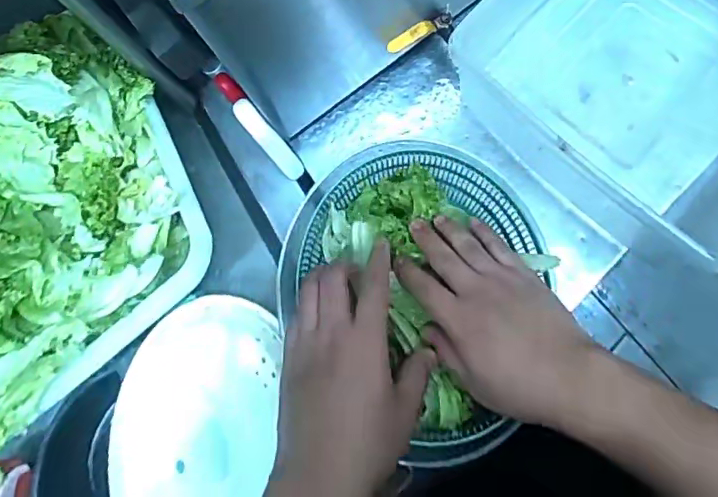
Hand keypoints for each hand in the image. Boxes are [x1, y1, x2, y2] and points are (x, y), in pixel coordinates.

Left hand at [267, 238, 435, 496]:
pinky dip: (308, 301)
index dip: (378, 260)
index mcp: (364, 340)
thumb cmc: (368, 443)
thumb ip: (417, 375)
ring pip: (309, 288)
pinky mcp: (289, 354)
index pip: (372, 286)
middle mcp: (332, 330)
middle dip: (346, 264)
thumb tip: (428, 349)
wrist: (319, 473)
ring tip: (335, 283)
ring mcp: (306, 341)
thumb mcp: (405, 413)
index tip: (382, 243)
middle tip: (358, 271)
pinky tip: (317, 314)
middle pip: (333, 276)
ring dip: (323, 276)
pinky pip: (296, 313)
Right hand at [396, 217, 614, 431]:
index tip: (396, 258)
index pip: (423, 287)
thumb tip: (427, 330)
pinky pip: (498, 245)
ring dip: (450, 229)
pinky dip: (484, 231)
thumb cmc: (518, 387)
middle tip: (413, 224)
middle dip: (425, 239)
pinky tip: (473, 221)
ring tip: (437, 217)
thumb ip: (447, 353)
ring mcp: (499, 278)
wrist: (569, 375)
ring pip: (467, 245)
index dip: (406, 271)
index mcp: (458, 319)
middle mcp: (473, 291)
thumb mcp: (474, 383)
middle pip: (443, 258)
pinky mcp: (522, 273)